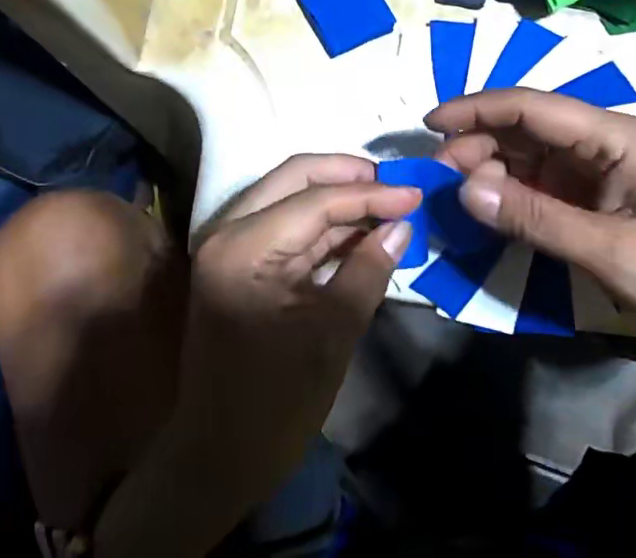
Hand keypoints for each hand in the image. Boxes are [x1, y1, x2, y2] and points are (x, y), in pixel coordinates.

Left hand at [174, 155, 418, 494]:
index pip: (317, 200)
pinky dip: (324, 223)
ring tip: (387, 204)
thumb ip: (369, 268)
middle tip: (395, 185)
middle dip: (348, 176)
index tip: (417, 193)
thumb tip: (403, 225)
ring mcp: (229, 246)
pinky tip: (361, 229)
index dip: (372, 194)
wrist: (218, 459)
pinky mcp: (239, 263)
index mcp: (245, 248)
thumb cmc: (277, 401)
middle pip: (295, 177)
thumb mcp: (333, 332)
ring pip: (290, 196)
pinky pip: (286, 225)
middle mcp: (229, 233)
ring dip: (338, 197)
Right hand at [428, 90, 635, 363]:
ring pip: (532, 156)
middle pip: (529, 128)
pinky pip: (545, 187)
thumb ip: (535, 217)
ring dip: (493, 169)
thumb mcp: (611, 251)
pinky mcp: (600, 201)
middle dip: (480, 143)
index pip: (533, 107)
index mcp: (616, 136)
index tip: (429, 126)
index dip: (478, 109)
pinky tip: (489, 208)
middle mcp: (606, 143)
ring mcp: (602, 172)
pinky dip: (513, 194)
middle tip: (438, 176)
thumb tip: (464, 188)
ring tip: (456, 193)